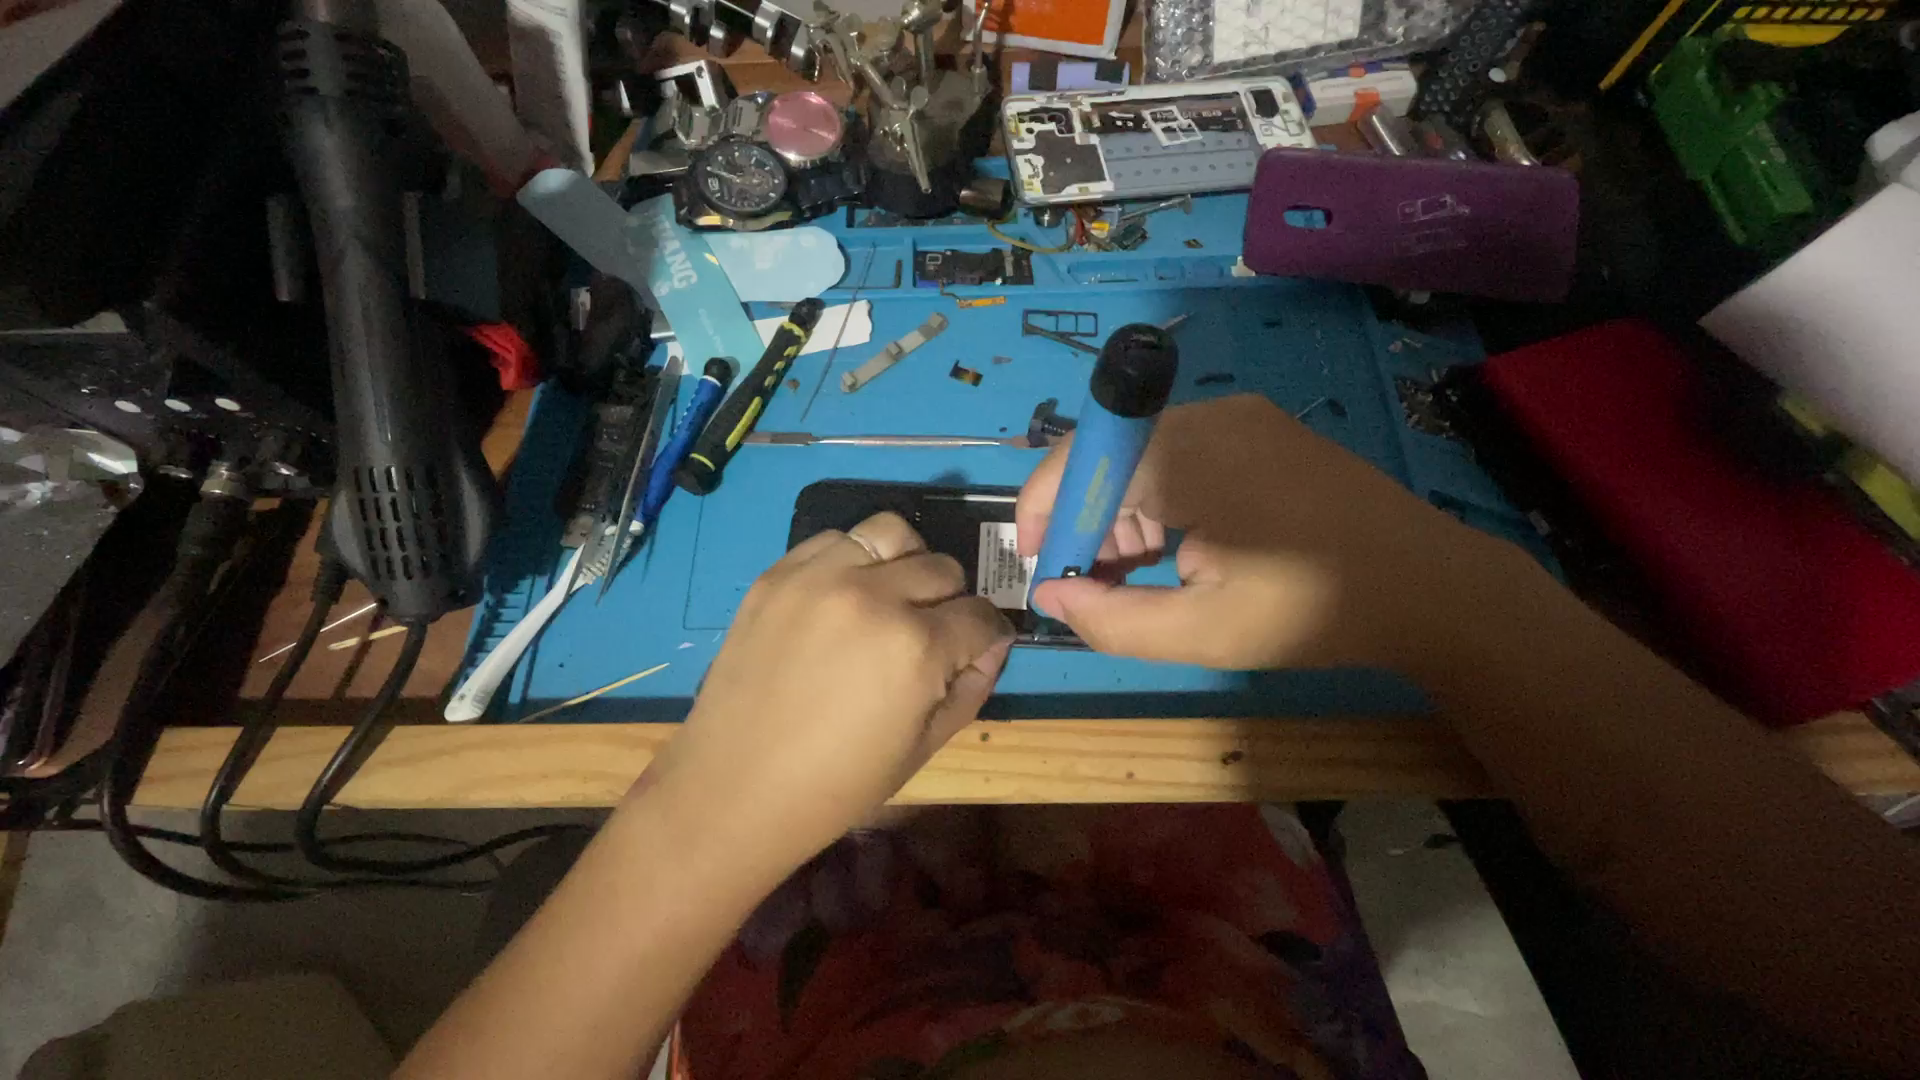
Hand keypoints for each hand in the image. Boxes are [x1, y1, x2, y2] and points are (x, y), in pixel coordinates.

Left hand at [650, 512, 1012, 873]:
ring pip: (893, 533)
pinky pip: (836, 538)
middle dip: (952, 601)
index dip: (988, 636)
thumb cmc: (838, 784)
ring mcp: (820, 578)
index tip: (977, 649)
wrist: (735, 788)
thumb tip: (991, 643)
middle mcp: (873, 596)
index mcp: (916, 647)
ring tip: (893, 596)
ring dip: (907, 563)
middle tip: (932, 632)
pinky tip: (846, 594)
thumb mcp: (925, 747)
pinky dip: (855, 559)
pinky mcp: (779, 574)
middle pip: (943, 568)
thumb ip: (972, 685)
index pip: (982, 615)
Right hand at [1016, 394, 1501, 670]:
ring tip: (1145, 572)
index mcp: (1187, 455)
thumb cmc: (1311, 612)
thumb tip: (1049, 596)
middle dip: (1087, 522)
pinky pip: (1183, 452)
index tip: (1041, 567)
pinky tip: (1182, 545)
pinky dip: (1163, 497)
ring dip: (1125, 512)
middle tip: (1097, 584)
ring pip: (1144, 455)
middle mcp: (1207, 416)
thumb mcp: (1199, 633)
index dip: (1042, 512)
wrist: (1433, 588)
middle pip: (1109, 456)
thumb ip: (1108, 619)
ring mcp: (1240, 416)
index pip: (1078, 461)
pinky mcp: (1261, 427)